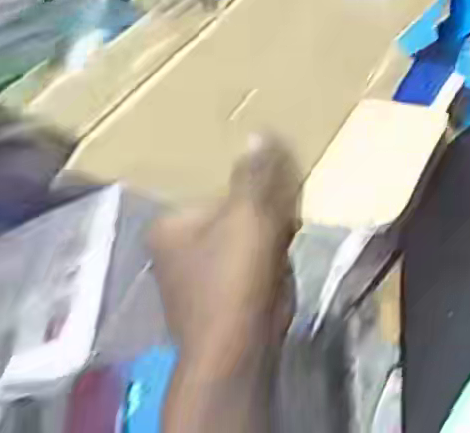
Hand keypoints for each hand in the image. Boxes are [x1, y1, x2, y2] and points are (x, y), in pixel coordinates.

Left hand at [149, 137, 300, 378]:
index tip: (262, 136)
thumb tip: (257, 132)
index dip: (232, 157)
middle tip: (285, 149)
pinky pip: (259, 234)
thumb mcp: (247, 214)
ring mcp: (209, 257)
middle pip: (226, 194)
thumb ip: (254, 172)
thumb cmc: (233, 272)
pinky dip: (277, 222)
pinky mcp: (237, 270)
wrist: (241, 338)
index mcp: (171, 223)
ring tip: (297, 172)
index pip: (202, 177)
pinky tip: (299, 208)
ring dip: (271, 200)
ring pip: (246, 214)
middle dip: (256, 178)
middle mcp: (183, 239)